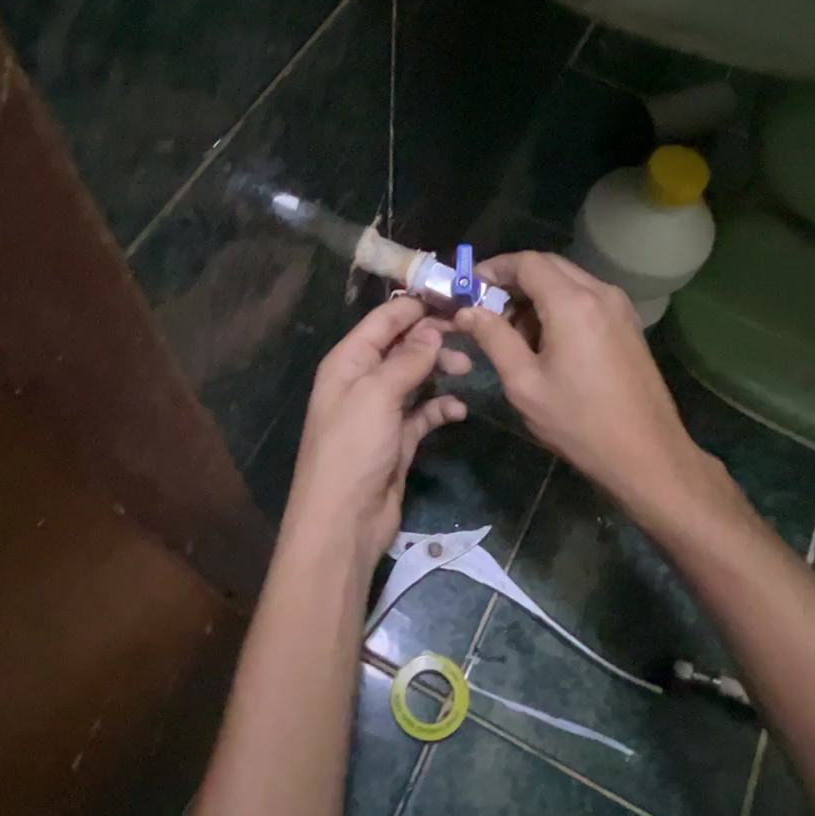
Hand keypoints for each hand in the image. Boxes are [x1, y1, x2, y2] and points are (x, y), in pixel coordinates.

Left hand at [283, 297, 470, 566]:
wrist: (344, 522)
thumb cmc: (352, 449)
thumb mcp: (377, 395)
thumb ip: (406, 359)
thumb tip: (432, 331)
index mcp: (348, 362)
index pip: (383, 320)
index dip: (416, 305)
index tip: (455, 293)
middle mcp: (362, 381)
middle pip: (402, 346)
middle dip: (434, 337)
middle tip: (470, 334)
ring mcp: (381, 412)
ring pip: (416, 377)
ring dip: (441, 370)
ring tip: (467, 370)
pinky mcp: (398, 440)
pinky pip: (424, 413)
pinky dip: (441, 407)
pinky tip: (458, 411)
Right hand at [454, 252, 729, 515]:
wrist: (645, 453)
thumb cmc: (578, 422)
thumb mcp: (524, 383)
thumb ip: (493, 338)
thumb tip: (466, 311)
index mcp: (573, 303)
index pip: (526, 262)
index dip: (493, 268)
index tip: (468, 288)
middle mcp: (600, 293)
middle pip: (549, 266)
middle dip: (513, 281)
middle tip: (485, 310)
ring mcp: (620, 307)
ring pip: (568, 281)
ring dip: (536, 295)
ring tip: (512, 333)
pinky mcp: (628, 325)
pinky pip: (586, 299)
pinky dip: (560, 307)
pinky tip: (545, 342)